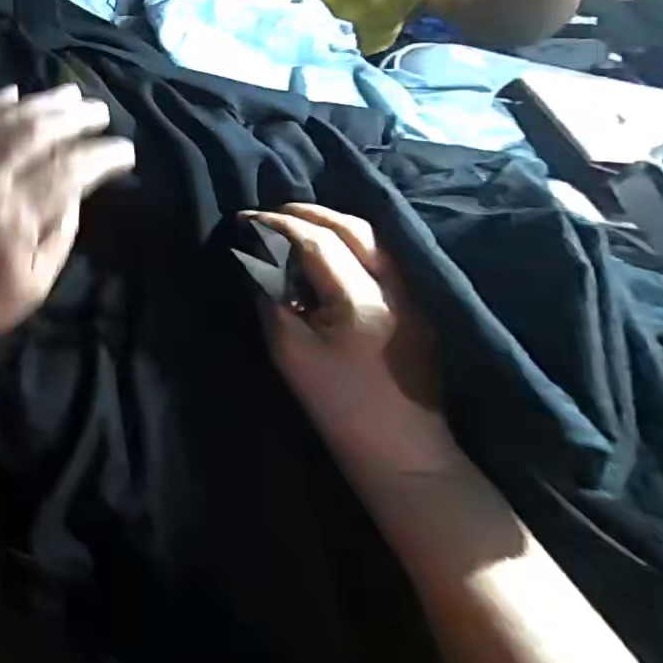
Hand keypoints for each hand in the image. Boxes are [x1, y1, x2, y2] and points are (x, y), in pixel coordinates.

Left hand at [0, 85, 135, 362]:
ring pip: (1, 122)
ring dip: (38, 104)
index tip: (126, 151)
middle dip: (74, 118)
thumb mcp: (35, 283)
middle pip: (35, 134)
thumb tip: (77, 187)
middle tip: (101, 112)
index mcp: (13, 217)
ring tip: (69, 94)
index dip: (101, 155)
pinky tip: (13, 94)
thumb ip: (60, 231)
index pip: (68, 170)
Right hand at [247, 205, 459, 475]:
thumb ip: (271, 293)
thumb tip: (257, 255)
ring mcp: (416, 299)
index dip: (276, 224)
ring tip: (291, 225)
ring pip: (374, 241)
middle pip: (355, 230)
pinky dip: (348, 243)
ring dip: (330, 225)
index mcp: (363, 301)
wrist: (401, 449)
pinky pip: (382, 259)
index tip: (243, 219)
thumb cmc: (334, 400)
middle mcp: (398, 291)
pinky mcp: (419, 309)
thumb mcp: (287, 345)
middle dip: (307, 214)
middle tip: (267, 213)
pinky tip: (322, 250)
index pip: (317, 242)